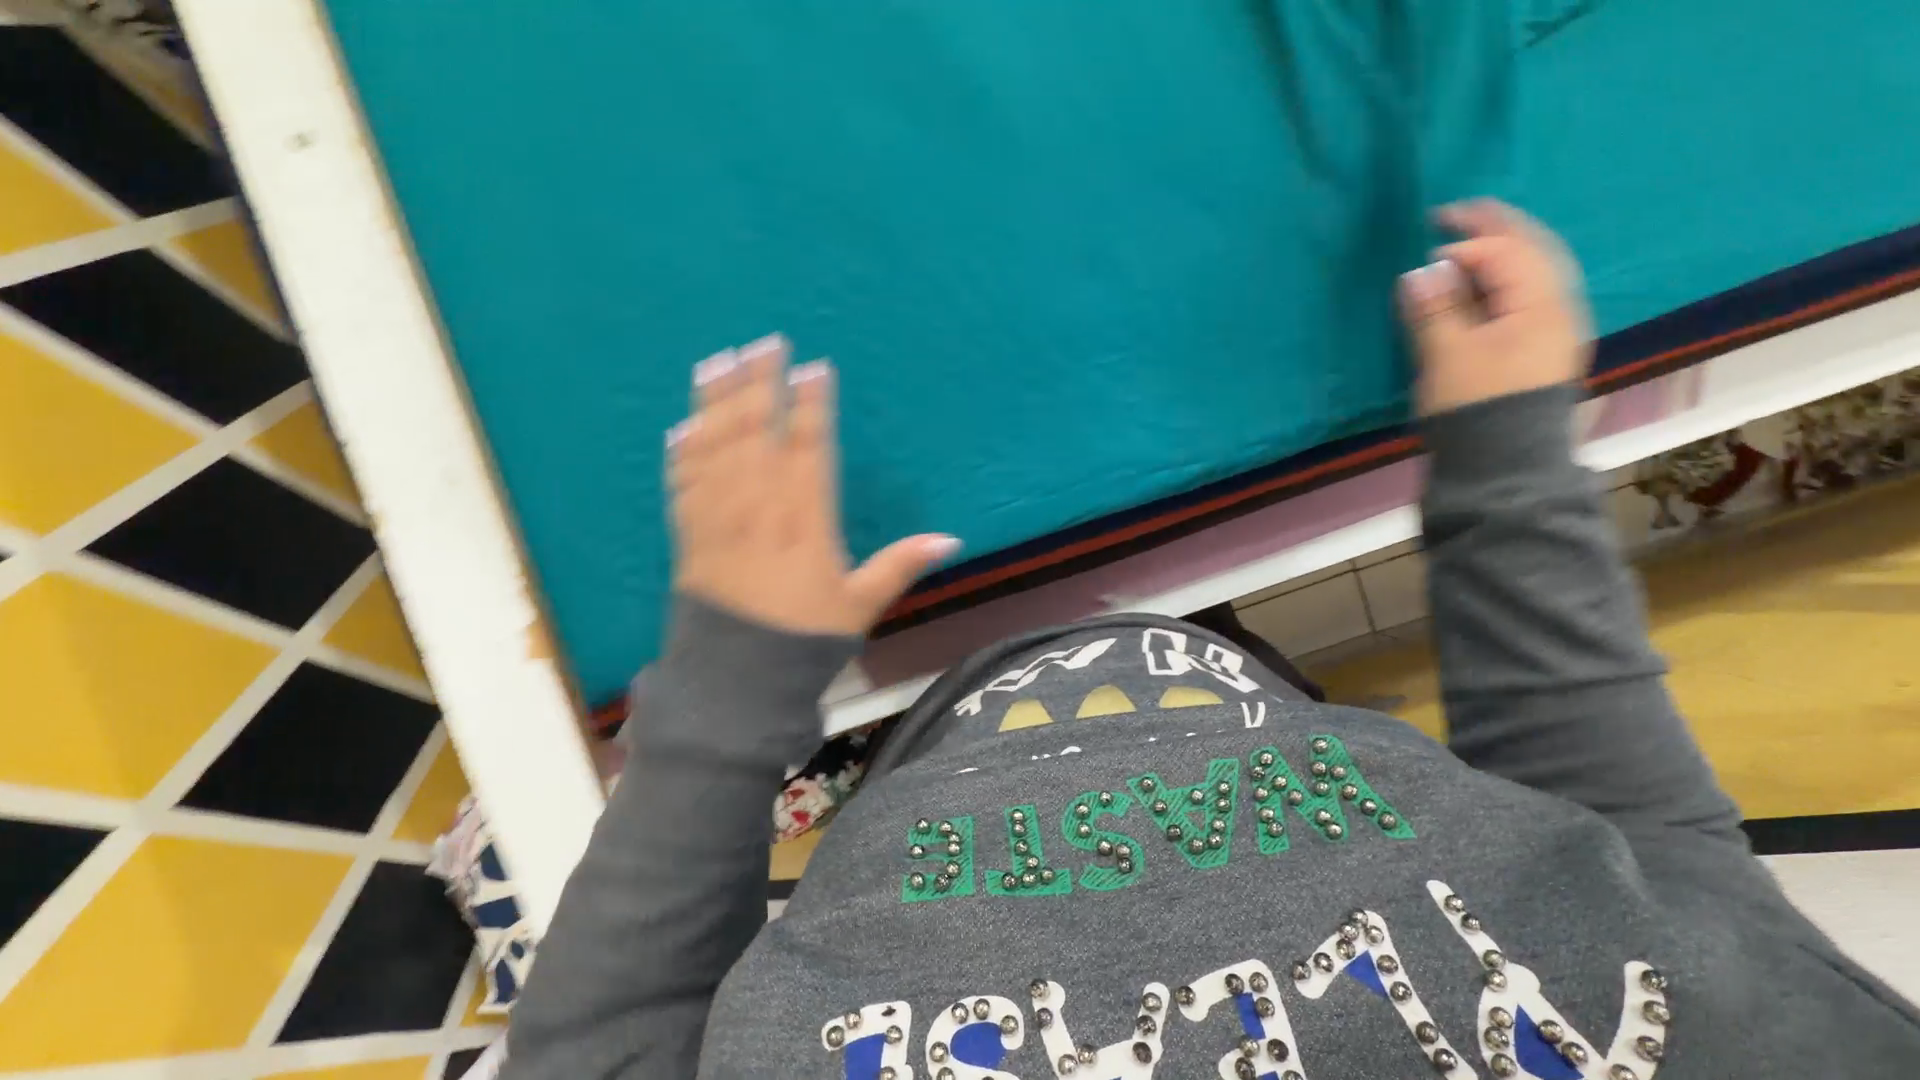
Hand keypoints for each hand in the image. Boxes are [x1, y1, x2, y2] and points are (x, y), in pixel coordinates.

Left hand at [666, 334, 959, 636]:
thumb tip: (951, 539)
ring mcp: (717, 520)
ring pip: (716, 449)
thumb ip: (900, 566)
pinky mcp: (688, 537)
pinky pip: (682, 484)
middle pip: (757, 435)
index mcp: (804, 522)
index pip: (808, 450)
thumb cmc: (804, 642)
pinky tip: (682, 427)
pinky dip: (682, 454)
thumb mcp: (861, 606)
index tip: (814, 368)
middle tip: (764, 343)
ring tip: (719, 362)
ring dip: (716, 404)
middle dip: (760, 386)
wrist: (737, 681)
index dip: (810, 406)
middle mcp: (758, 510)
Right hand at [1398, 198, 1593, 416]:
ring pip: (1532, 273)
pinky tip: (1483, 284)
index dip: (1465, 243)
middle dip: (1493, 230)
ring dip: (1500, 252)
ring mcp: (1554, 330)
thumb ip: (1435, 307)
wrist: (1503, 466)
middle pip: (1532, 251)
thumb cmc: (1475, 406)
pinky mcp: (1540, 351)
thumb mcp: (1447, 355)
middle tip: (1456, 213)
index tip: (1427, 236)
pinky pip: (1526, 296)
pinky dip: (1503, 279)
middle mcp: (1558, 309)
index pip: (1504, 253)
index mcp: (1541, 304)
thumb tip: (1421, 269)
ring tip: (1468, 244)